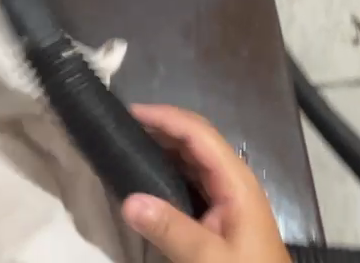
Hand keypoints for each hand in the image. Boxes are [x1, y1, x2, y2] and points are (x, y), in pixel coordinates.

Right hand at [122, 105, 288, 262]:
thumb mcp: (209, 259)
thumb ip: (170, 229)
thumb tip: (128, 200)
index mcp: (235, 179)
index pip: (198, 133)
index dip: (165, 117)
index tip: (131, 112)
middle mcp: (233, 178)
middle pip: (196, 138)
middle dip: (163, 126)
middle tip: (125, 125)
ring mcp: (229, 194)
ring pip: (194, 156)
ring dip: (165, 145)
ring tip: (131, 142)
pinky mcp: (223, 211)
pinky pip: (193, 177)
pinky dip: (170, 167)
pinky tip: (149, 174)